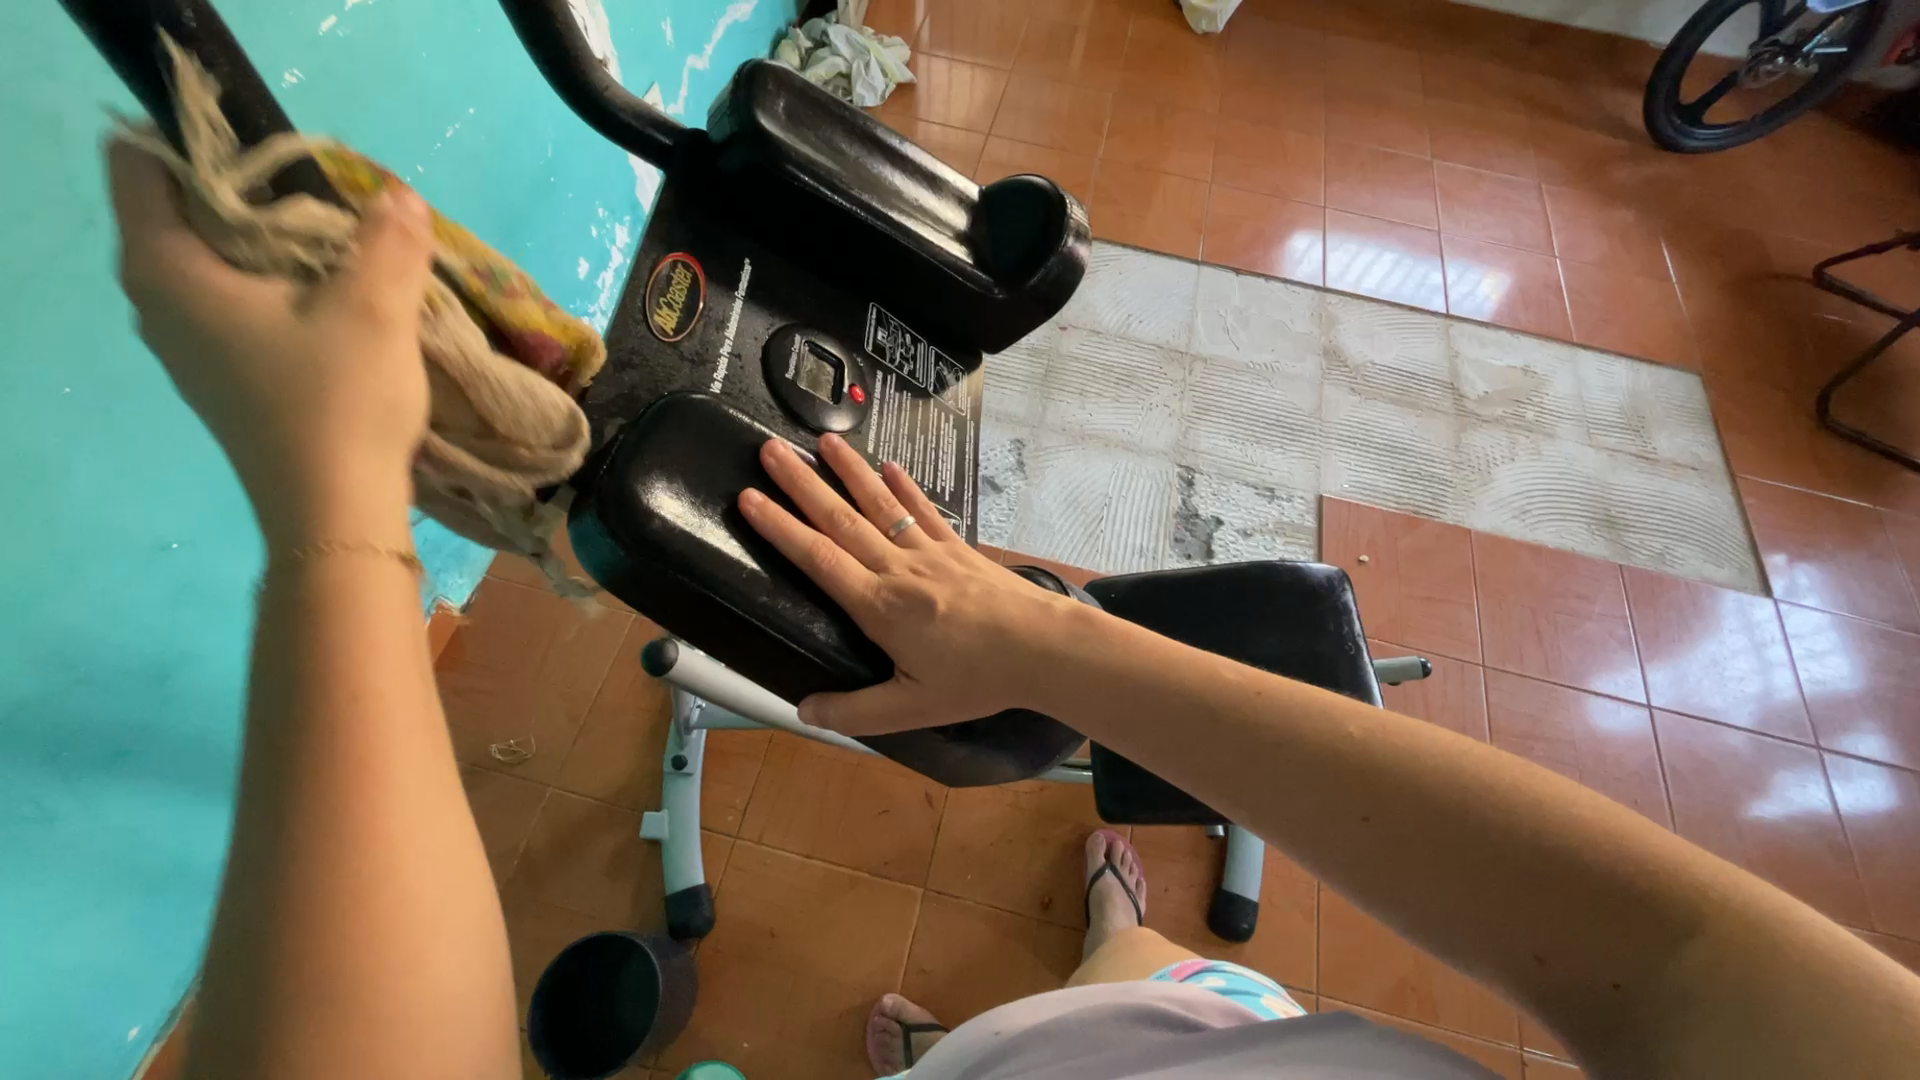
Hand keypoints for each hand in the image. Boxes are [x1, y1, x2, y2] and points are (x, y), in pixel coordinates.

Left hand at [107, 137, 435, 543]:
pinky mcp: (222, 381)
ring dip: (275, 256)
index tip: (289, 168)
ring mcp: (184, 348)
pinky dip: (279, 299)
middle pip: (187, 215)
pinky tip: (337, 320)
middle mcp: (155, 301)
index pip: (142, 162)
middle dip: (258, 202)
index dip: (210, 147)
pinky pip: (236, 311)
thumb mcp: (377, 311)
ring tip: (346, 268)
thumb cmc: (340, 401)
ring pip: (217, 268)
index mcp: (166, 267)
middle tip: (336, 218)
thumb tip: (400, 196)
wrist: (335, 509)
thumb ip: (388, 243)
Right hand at [737, 434, 1082, 734]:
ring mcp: (930, 552)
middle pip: (841, 520)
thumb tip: (805, 709)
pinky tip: (890, 467)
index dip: (780, 528)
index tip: (749, 497)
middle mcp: (898, 569)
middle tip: (769, 451)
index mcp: (879, 607)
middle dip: (801, 485)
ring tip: (822, 440)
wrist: (1043, 647)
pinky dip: (905, 488)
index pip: (818, 559)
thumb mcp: (911, 709)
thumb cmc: (977, 679)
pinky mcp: (958, 548)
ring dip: (849, 472)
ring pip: (880, 506)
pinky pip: (925, 512)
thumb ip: (856, 710)